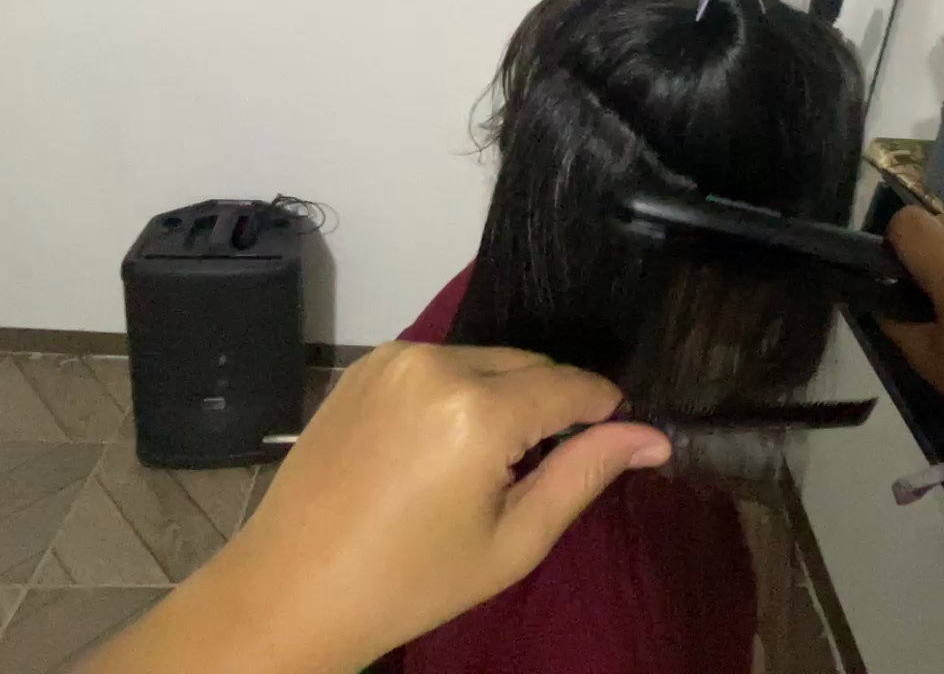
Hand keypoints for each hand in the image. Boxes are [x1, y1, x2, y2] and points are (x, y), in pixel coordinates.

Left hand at [212, 343, 671, 671]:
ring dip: (507, 393)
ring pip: (488, 359)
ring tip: (490, 456)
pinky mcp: (371, 361)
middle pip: (530, 365)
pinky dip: (462, 387)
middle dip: (552, 402)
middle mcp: (439, 363)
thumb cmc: (413, 580)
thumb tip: (653, 437)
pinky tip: (442, 439)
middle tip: (542, 462)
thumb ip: (585, 473)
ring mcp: (398, 356)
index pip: (568, 386)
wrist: (290, 587)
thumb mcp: (513, 540)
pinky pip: (444, 361)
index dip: (602, 406)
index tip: (617, 429)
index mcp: (477, 411)